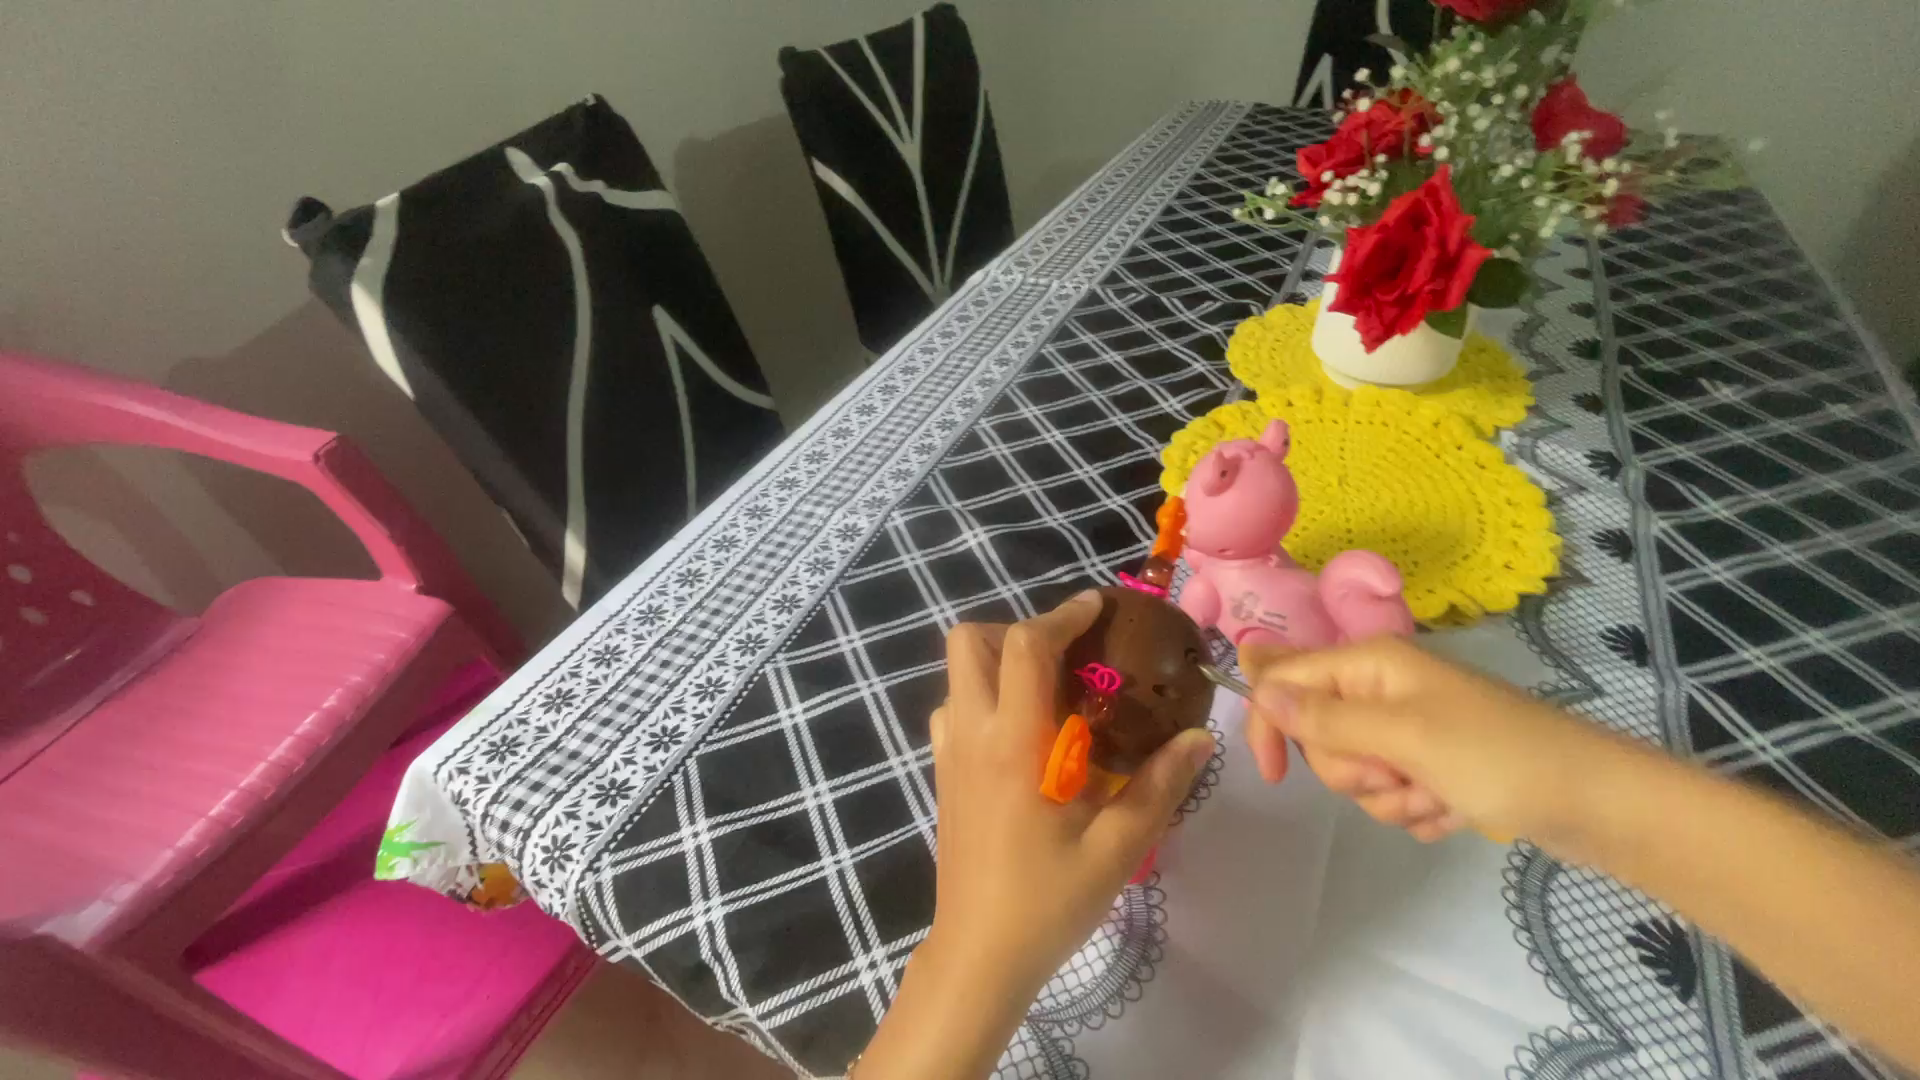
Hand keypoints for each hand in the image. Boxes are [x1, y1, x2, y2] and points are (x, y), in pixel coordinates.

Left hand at [859, 591, 1213, 1079]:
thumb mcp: (1117, 847)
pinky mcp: (942, 771)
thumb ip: (1159, 784)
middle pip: (970, 641)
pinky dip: (983, 696)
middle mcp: (972, 732)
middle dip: (1016, 630)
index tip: (1097, 607)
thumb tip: (1197, 737)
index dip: (1061, 615)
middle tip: (1067, 655)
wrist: (979, 952)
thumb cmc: (1049, 900)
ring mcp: (948, 751)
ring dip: (998, 662)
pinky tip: (1023, 733)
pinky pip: (953, 708)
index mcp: (1014, 741)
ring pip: (957, 673)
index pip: (1025, 646)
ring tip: (1050, 691)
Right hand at [1240, 637, 1619, 844]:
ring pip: (1351, 770)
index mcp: (1369, 663)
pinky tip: (1450, 809)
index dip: (1270, 724)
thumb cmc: (1499, 757)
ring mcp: (1406, 728)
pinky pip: (1386, 792)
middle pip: (1318, 734)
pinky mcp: (1429, 765)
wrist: (1601, 805)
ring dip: (1387, 796)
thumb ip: (1325, 716)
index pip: (1284, 681)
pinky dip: (1412, 808)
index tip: (1275, 776)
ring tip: (1435, 797)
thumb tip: (1259, 689)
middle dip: (1351, 768)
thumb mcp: (1403, 736)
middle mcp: (1379, 688)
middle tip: (1397, 774)